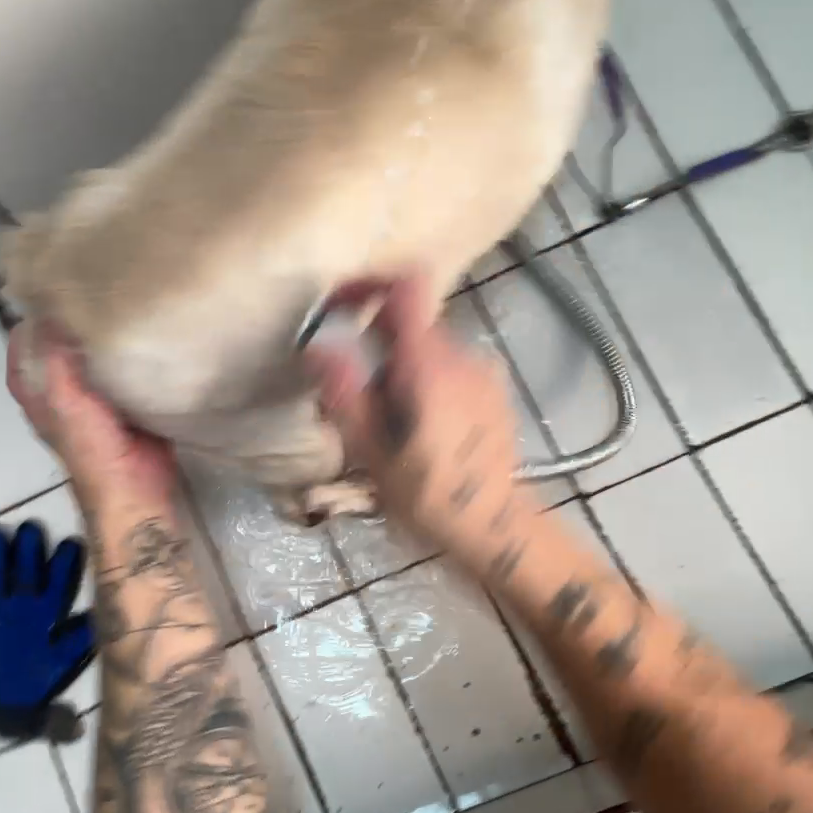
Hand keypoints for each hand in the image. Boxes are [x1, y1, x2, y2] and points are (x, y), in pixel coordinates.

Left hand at [7, 322, 178, 513]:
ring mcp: (101, 411)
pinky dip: (132, 364)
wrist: (136, 490)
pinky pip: (129, 383)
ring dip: (102, 348)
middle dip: (67, 337)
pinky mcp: (132, 414)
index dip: (22, 340)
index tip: (36, 306)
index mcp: (43, 405)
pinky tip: (142, 339)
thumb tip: (52, 315)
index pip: (21, 367)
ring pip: (95, 372)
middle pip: (60, 365)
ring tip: (113, 311)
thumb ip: (57, 360)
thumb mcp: (66, 400)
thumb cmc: (93, 449)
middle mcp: (68, 406)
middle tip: (81, 300)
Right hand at [307, 275, 532, 567]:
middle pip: (412, 324)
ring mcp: (484, 371)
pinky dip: (428, 382)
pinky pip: (451, 368)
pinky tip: (425, 428)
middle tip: (361, 401)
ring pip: (430, 348)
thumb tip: (317, 345)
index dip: (370, 285)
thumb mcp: (374, 454)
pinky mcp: (494, 390)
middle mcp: (463, 355)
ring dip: (404, 370)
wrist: (495, 527)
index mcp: (429, 366)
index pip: (406, 288)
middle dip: (379, 349)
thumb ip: (346, 394)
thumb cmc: (428, 497)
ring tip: (394, 423)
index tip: (340, 309)